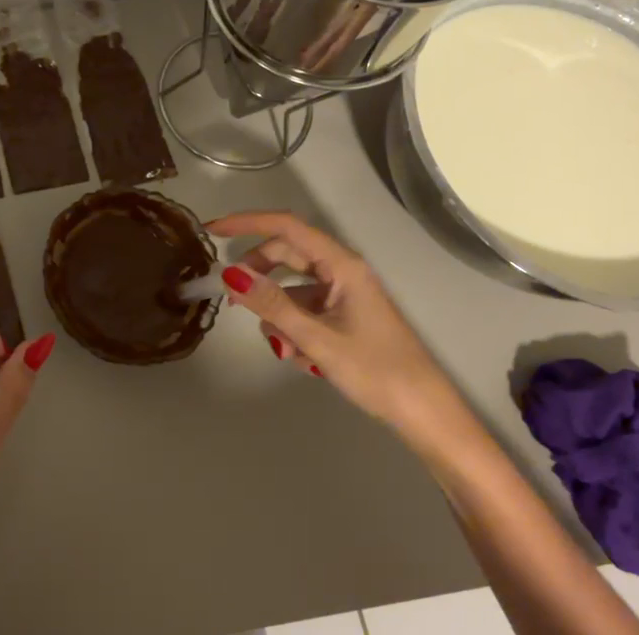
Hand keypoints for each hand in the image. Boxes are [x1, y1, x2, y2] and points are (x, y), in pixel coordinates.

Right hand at [207, 211, 469, 447]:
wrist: (425, 414)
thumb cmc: (376, 371)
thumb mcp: (316, 338)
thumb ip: (272, 304)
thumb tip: (230, 274)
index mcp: (342, 265)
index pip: (286, 227)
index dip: (246, 223)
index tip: (213, 232)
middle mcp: (343, 271)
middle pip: (286, 255)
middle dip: (258, 277)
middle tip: (231, 301)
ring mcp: (344, 294)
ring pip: (293, 287)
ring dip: (277, 313)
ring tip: (284, 350)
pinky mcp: (345, 316)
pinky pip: (305, 309)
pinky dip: (293, 328)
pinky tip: (299, 358)